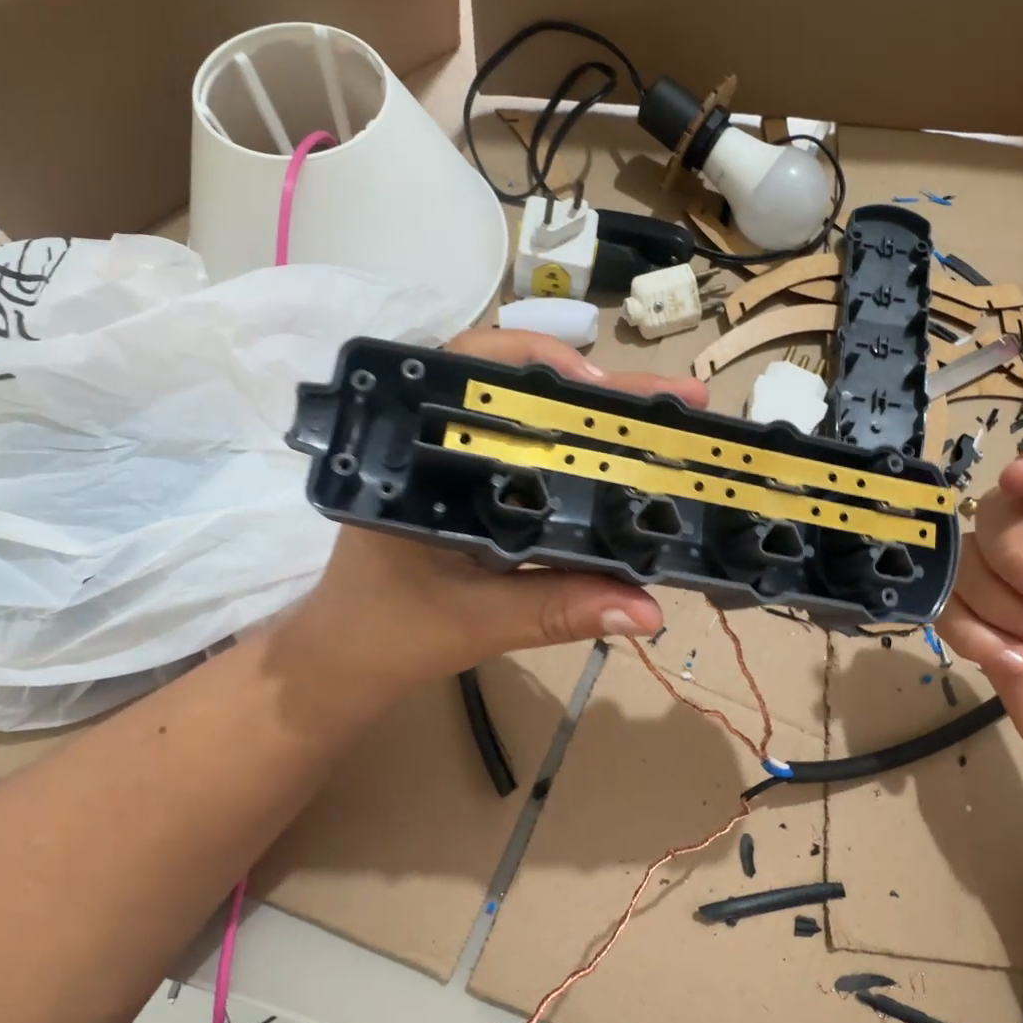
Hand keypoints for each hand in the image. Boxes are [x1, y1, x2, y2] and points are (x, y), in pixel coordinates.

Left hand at [273, 330, 708, 687]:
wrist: (346, 660)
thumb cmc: (389, 634)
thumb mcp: (477, 622)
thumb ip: (557, 610)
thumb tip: (647, 610)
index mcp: (414, 455)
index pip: (471, 370)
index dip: (540, 361)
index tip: (599, 385)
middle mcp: (435, 443)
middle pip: (520, 387)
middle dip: (599, 389)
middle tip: (677, 397)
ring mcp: (457, 465)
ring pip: (531, 417)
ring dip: (596, 415)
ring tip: (665, 417)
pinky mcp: (476, 489)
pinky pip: (531, 454)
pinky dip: (578, 450)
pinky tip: (622, 457)